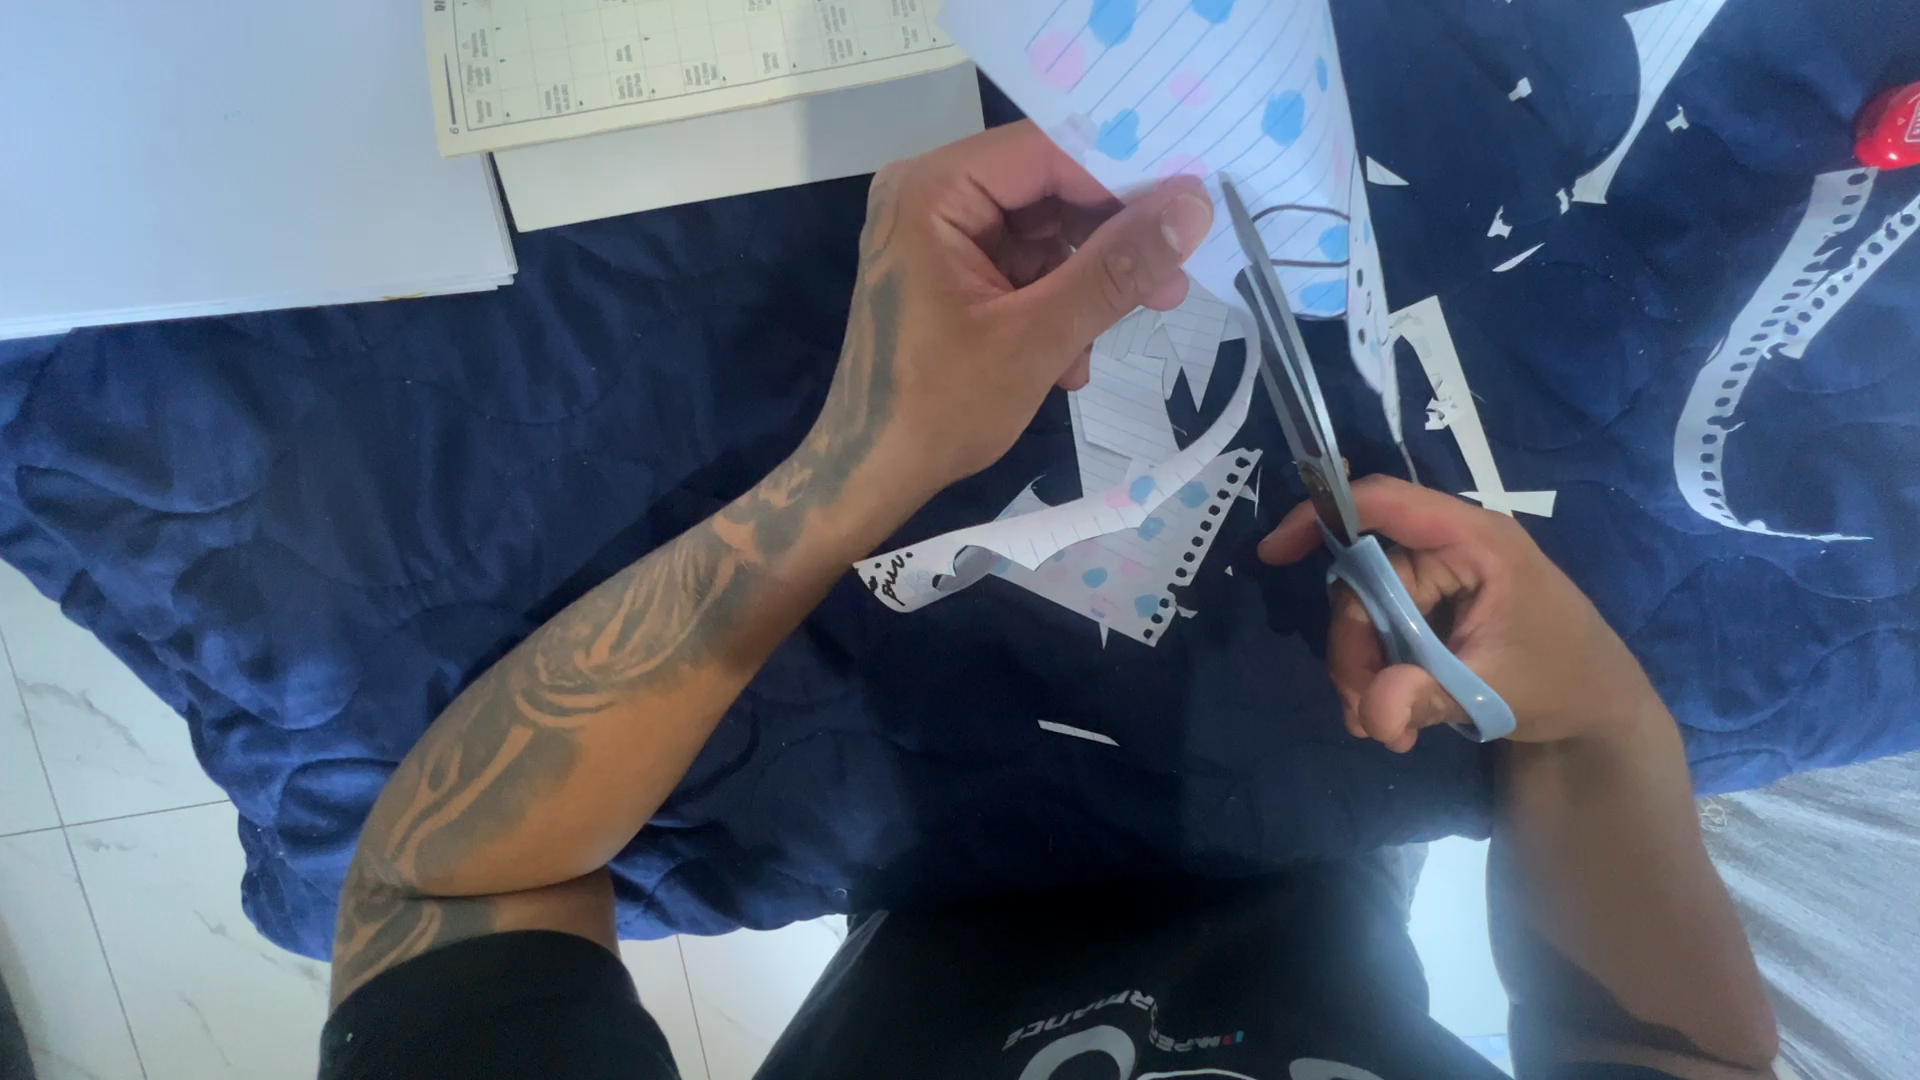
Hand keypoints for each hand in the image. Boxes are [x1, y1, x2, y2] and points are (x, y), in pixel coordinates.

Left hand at [816, 121, 1214, 504]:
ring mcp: (935, 242)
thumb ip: (1115, 270)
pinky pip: (1017, 275)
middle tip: (1168, 287)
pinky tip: (1063, 364)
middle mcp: (929, 200)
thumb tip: (1194, 208)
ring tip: (1094, 350)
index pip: (1047, 153)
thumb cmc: (939, 409)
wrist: (872, 474)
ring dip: (1080, 294)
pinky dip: (1049, 312)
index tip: (1186, 216)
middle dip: (1105, 248)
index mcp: (933, 192)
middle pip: (1045, 195)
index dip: (1122, 180)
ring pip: (1039, 241)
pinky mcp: (945, 281)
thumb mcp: (1036, 338)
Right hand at [1258, 476, 1665, 751]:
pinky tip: (1384, 715)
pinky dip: (1371, 673)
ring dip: (1359, 671)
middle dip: (1351, 648)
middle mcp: (1445, 549)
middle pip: (1360, 579)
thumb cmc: (1566, 684)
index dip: (1320, 516)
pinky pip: (1374, 628)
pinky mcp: (1425, 605)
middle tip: (1361, 709)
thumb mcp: (1498, 692)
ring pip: (1359, 611)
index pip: (1384, 503)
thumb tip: (1370, 712)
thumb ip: (1430, 695)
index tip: (1274, 553)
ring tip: (1381, 728)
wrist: (1599, 715)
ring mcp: (1432, 578)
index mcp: (1473, 540)